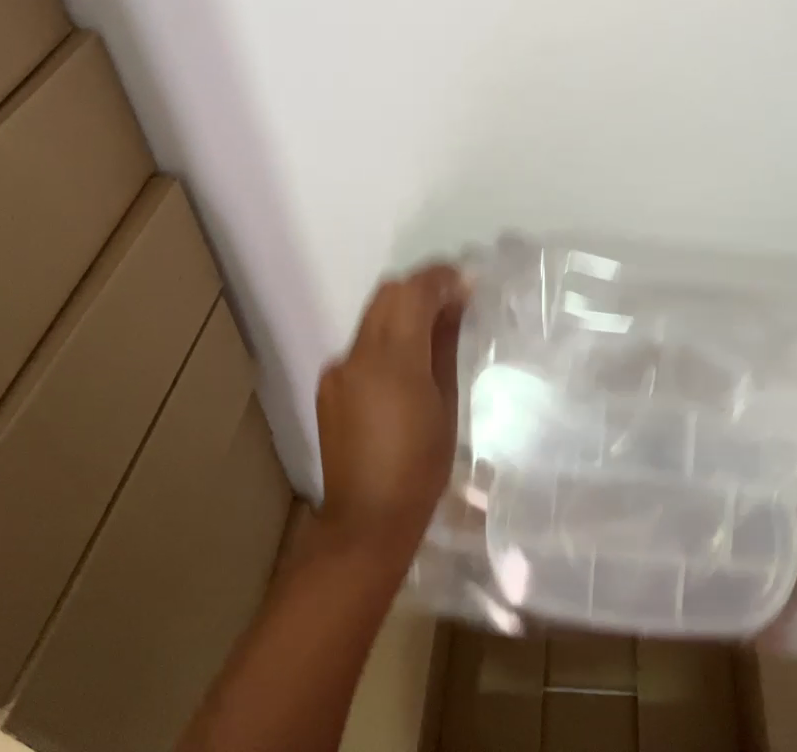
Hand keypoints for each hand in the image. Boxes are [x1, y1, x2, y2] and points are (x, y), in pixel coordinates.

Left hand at [316, 264, 467, 552]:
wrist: (367, 518)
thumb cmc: (421, 467)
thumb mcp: (446, 404)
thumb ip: (446, 345)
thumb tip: (456, 302)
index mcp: (394, 359)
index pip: (414, 291)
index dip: (442, 277)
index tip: (468, 283)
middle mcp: (358, 354)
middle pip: (388, 294)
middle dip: (421, 288)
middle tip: (456, 302)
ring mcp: (338, 369)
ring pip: (373, 317)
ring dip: (403, 312)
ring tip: (435, 333)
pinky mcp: (328, 386)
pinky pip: (361, 346)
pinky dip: (386, 340)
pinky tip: (405, 370)